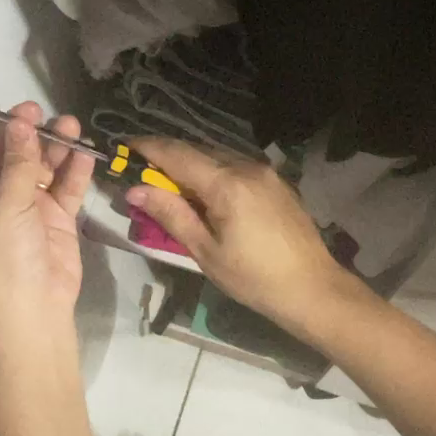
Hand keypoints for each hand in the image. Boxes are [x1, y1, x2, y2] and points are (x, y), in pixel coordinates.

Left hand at [0, 66, 94, 327]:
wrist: (35, 309)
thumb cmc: (6, 258)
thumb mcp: (6, 206)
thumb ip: (18, 163)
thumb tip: (20, 121)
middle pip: (7, 145)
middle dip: (20, 125)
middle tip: (35, 111)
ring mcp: (29, 201)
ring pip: (41, 160)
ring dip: (53, 143)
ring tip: (69, 126)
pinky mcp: (57, 214)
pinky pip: (66, 182)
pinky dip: (75, 168)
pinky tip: (84, 153)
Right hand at [126, 137, 363, 331]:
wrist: (313, 288)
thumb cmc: (254, 278)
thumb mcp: (205, 251)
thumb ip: (171, 215)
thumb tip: (136, 190)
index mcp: (226, 184)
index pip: (177, 154)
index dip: (147, 148)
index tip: (123, 147)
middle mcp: (246, 167)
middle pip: (196, 150)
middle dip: (166, 156)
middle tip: (141, 171)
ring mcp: (265, 172)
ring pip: (217, 156)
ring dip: (190, 163)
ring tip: (169, 184)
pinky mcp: (275, 183)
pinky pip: (235, 166)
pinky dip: (212, 172)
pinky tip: (204, 194)